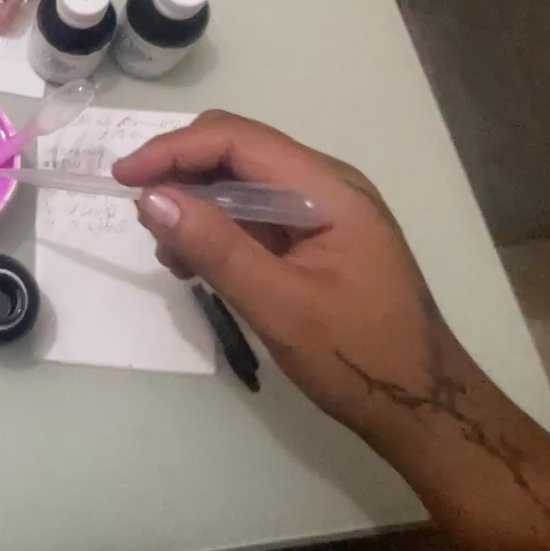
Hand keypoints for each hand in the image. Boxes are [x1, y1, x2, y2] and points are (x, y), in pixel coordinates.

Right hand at [113, 111, 485, 447]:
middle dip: (179, 170)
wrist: (426, 411)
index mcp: (327, 188)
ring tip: (169, 252)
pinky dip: (211, 225)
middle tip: (142, 210)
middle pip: (234, 148)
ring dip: (192, 201)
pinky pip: (247, 209)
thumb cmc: (360, 359)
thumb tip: (150, 198)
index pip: (236, 139)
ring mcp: (317, 207)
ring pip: (235, 177)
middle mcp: (323, 183)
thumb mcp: (280, 306)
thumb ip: (215, 247)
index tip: (123, 176)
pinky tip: (194, 262)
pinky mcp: (308, 233)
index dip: (173, 149)